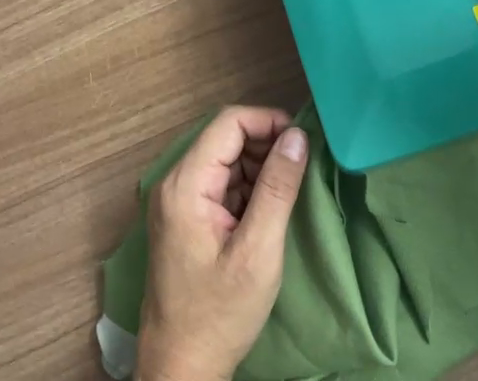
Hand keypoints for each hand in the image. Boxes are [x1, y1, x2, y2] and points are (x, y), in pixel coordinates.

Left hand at [137, 106, 309, 380]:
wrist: (181, 366)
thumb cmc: (220, 312)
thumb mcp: (258, 250)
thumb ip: (277, 188)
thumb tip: (297, 136)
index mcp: (185, 185)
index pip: (228, 123)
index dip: (268, 121)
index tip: (303, 141)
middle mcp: (175, 184)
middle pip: (225, 138)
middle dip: (266, 145)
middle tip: (301, 171)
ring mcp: (178, 202)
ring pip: (226, 160)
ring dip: (259, 168)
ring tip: (289, 194)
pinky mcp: (186, 219)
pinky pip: (221, 184)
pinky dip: (249, 188)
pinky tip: (269, 211)